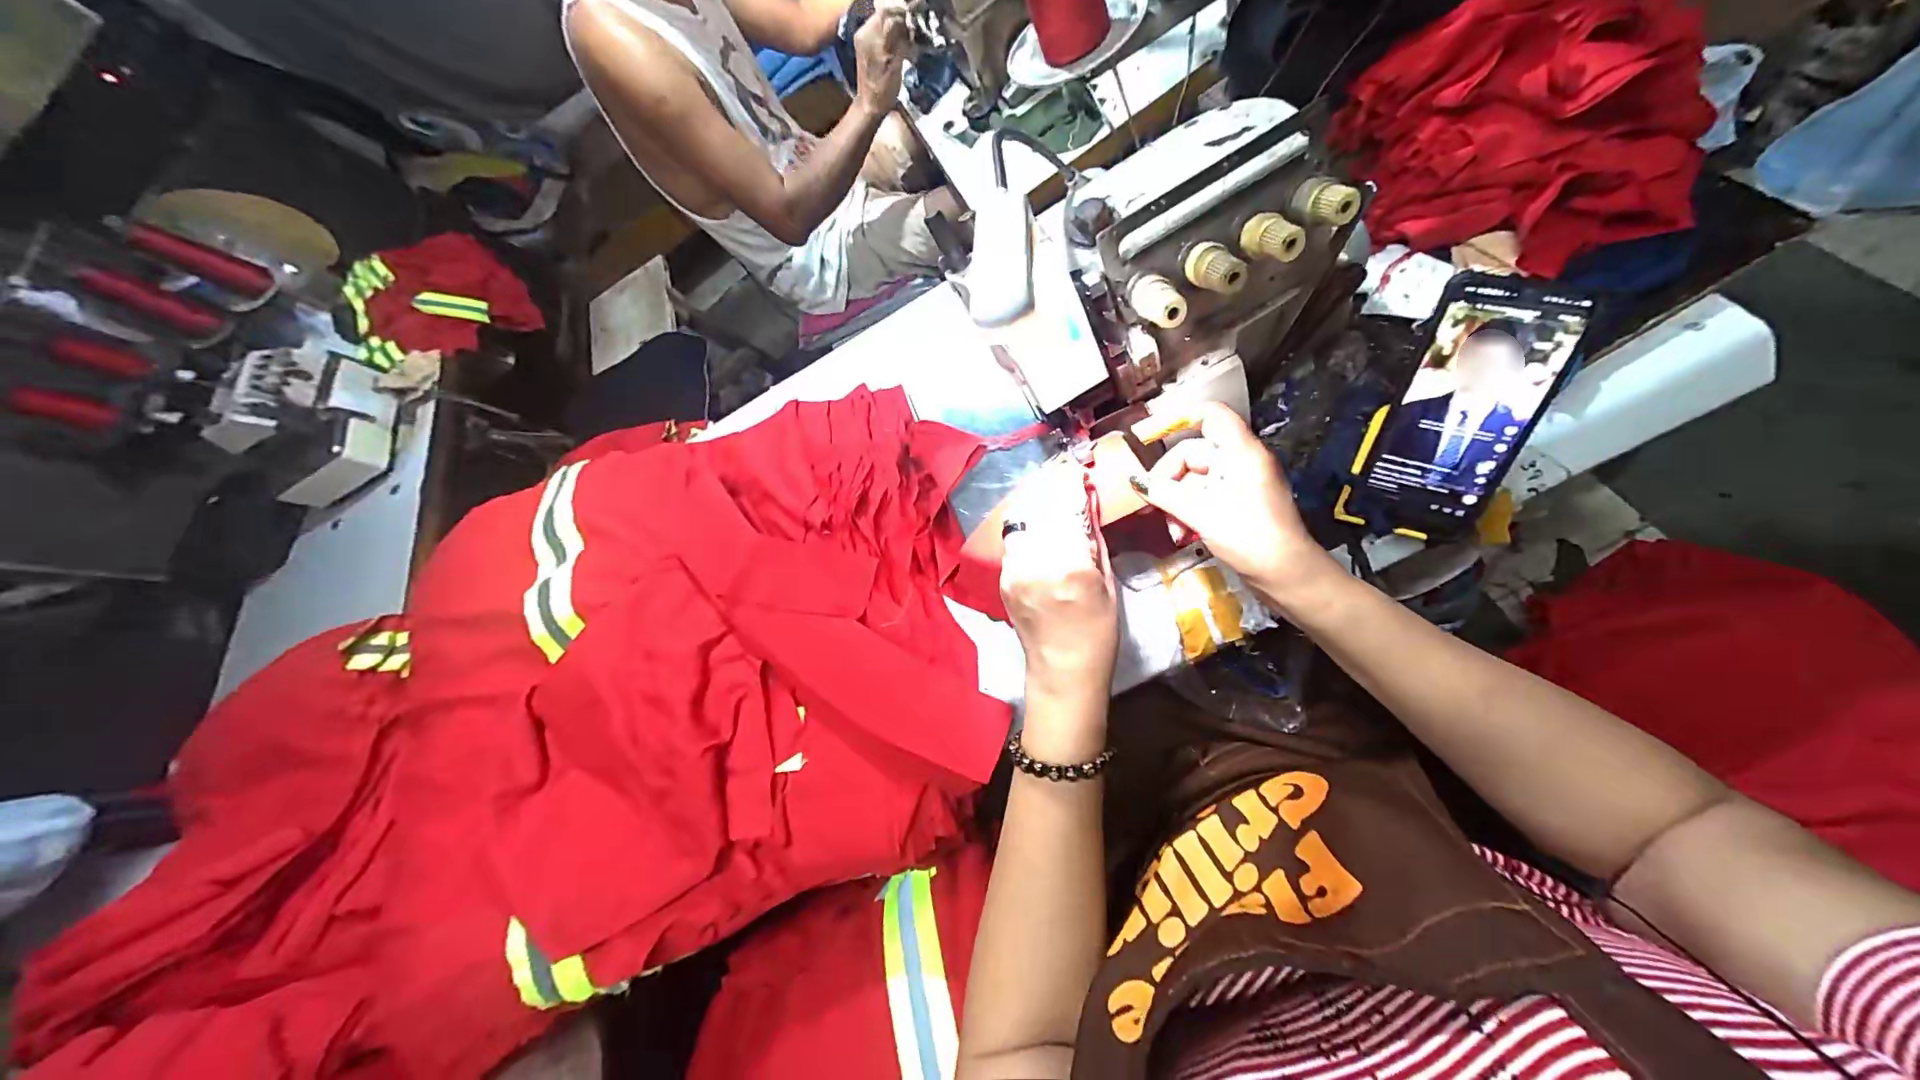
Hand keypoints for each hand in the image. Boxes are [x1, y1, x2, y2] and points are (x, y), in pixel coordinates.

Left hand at [852, 1, 910, 110]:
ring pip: (881, 19)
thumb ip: (900, 39)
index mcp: (871, 35)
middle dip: (899, 16)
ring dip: (894, 23)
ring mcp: (862, 37)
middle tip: (912, 26)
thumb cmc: (884, 89)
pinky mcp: (863, 43)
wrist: (869, 104)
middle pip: (884, 13)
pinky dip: (888, 30)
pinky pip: (878, 29)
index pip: (889, 12)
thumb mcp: (895, 64)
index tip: (916, 20)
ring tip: (906, 33)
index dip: (903, 14)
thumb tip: (908, 22)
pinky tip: (897, 39)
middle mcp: (864, 31)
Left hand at [999, 462, 1119, 718]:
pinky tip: (1040, 519)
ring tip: (1051, 490)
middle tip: (1064, 471)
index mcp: (1068, 565)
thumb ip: (1094, 536)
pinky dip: (1027, 523)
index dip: (1070, 480)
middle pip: (1040, 506)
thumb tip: (1089, 497)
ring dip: (1037, 500)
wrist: (1061, 670)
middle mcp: (1034, 562)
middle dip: (1052, 484)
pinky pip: (1014, 538)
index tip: (1076, 464)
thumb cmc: (1098, 633)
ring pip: (1021, 517)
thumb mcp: (1107, 581)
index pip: (1066, 506)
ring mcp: (1013, 569)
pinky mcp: (1003, 576)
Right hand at [1132, 403, 1340, 613]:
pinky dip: (1188, 511)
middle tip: (1155, 506)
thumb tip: (1135, 481)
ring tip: (1174, 530)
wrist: (1287, 575)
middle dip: (1169, 480)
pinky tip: (1183, 534)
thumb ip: (1165, 493)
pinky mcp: (1237, 504)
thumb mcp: (1201, 513)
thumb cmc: (1250, 537)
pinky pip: (1204, 496)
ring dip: (1176, 502)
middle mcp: (1241, 461)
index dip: (1176, 419)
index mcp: (1241, 452)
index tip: (1147, 435)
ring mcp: (1240, 483)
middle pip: (1193, 453)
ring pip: (1194, 480)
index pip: (1210, 415)